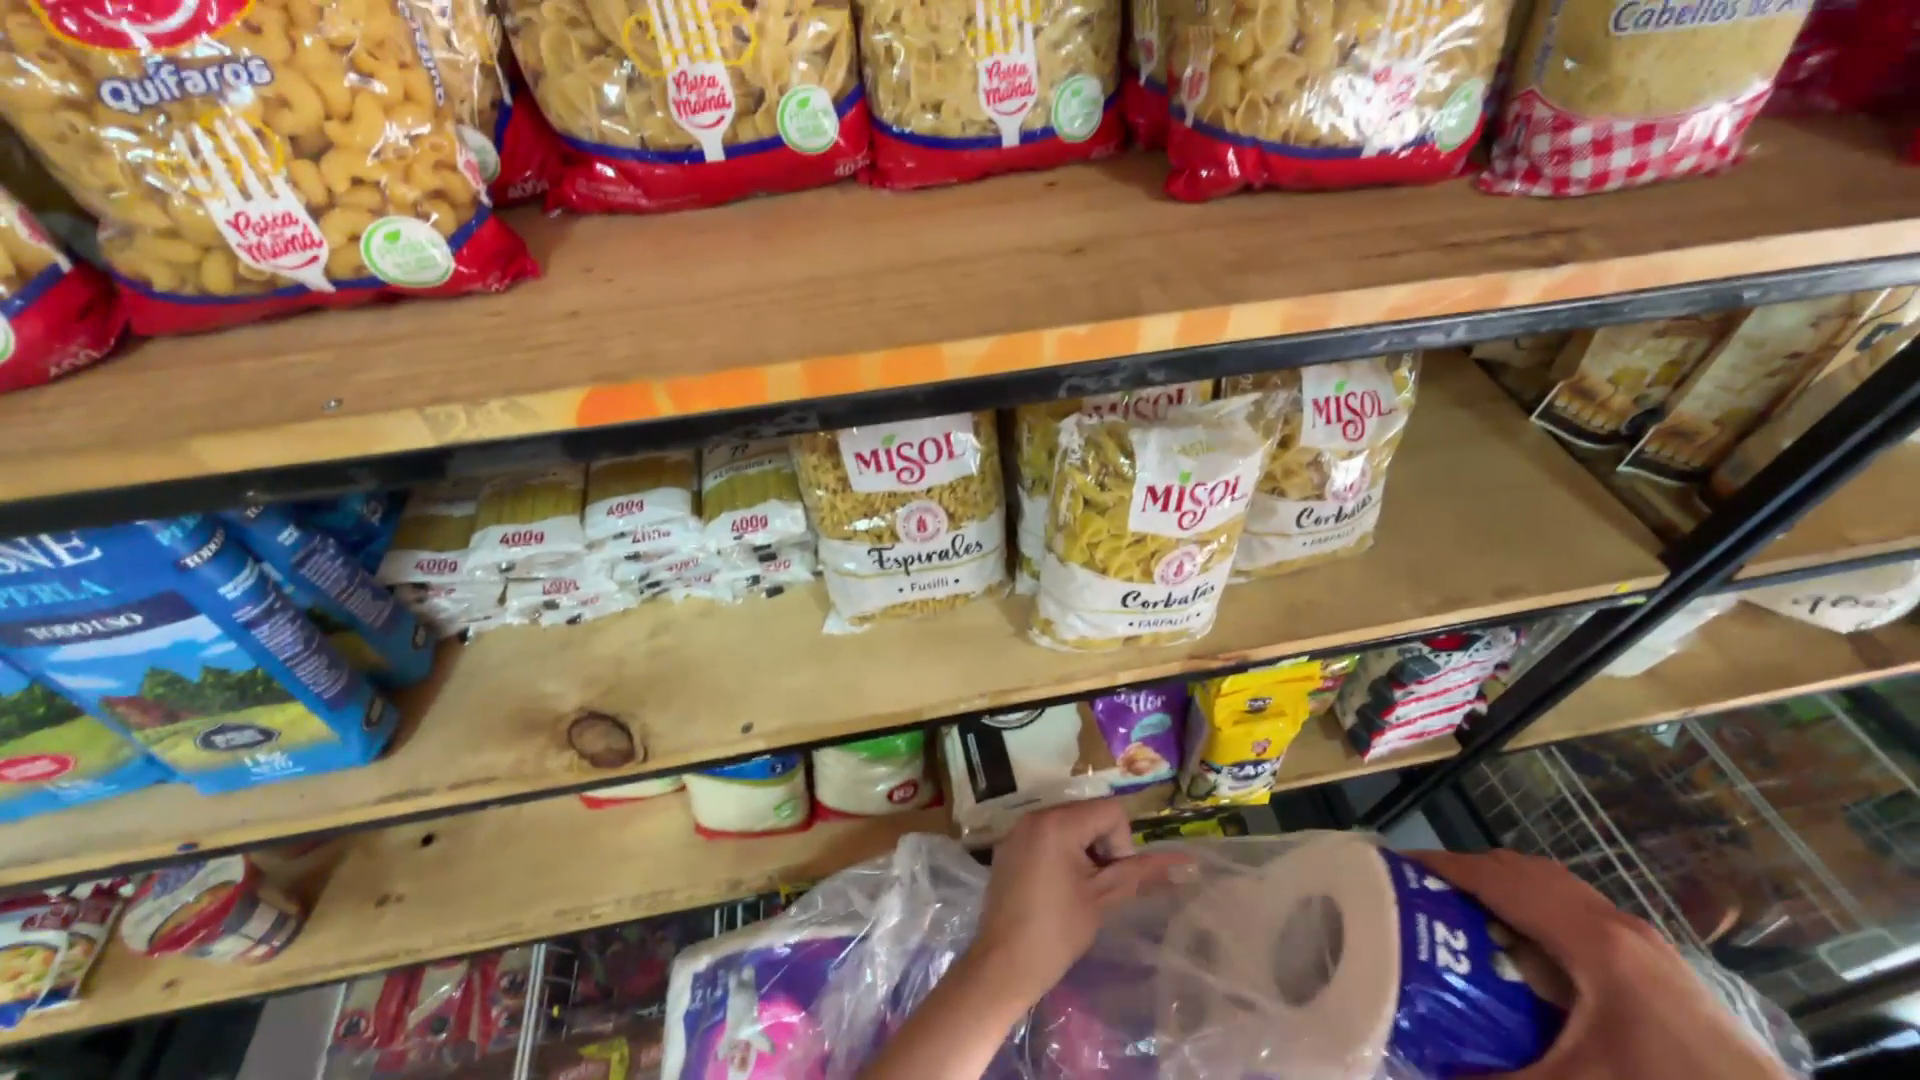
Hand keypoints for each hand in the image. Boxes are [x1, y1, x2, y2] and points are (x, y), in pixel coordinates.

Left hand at [968, 799, 1187, 1004]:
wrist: (1004, 964)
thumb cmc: (1057, 932)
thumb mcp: (1102, 897)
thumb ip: (1140, 871)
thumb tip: (1183, 859)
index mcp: (1058, 823)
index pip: (1111, 811)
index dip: (1122, 844)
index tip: (1110, 877)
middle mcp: (1035, 816)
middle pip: (1088, 813)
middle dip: (1102, 844)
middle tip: (1097, 885)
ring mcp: (1018, 830)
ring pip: (1068, 823)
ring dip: (1083, 848)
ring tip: (1078, 887)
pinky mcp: (1009, 847)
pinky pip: (1046, 834)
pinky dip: (1061, 851)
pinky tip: (1056, 887)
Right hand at [1412, 850, 1794, 1079]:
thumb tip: (1426, 1076)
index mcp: (1590, 941)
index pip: (1500, 879)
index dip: (1445, 867)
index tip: (1396, 868)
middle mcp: (1615, 925)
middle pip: (1525, 871)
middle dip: (1468, 872)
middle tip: (1420, 893)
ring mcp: (1642, 940)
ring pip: (1556, 887)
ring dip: (1505, 887)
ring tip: (1463, 914)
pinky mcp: (1656, 962)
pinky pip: (1578, 911)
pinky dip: (1537, 910)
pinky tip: (1526, 952)